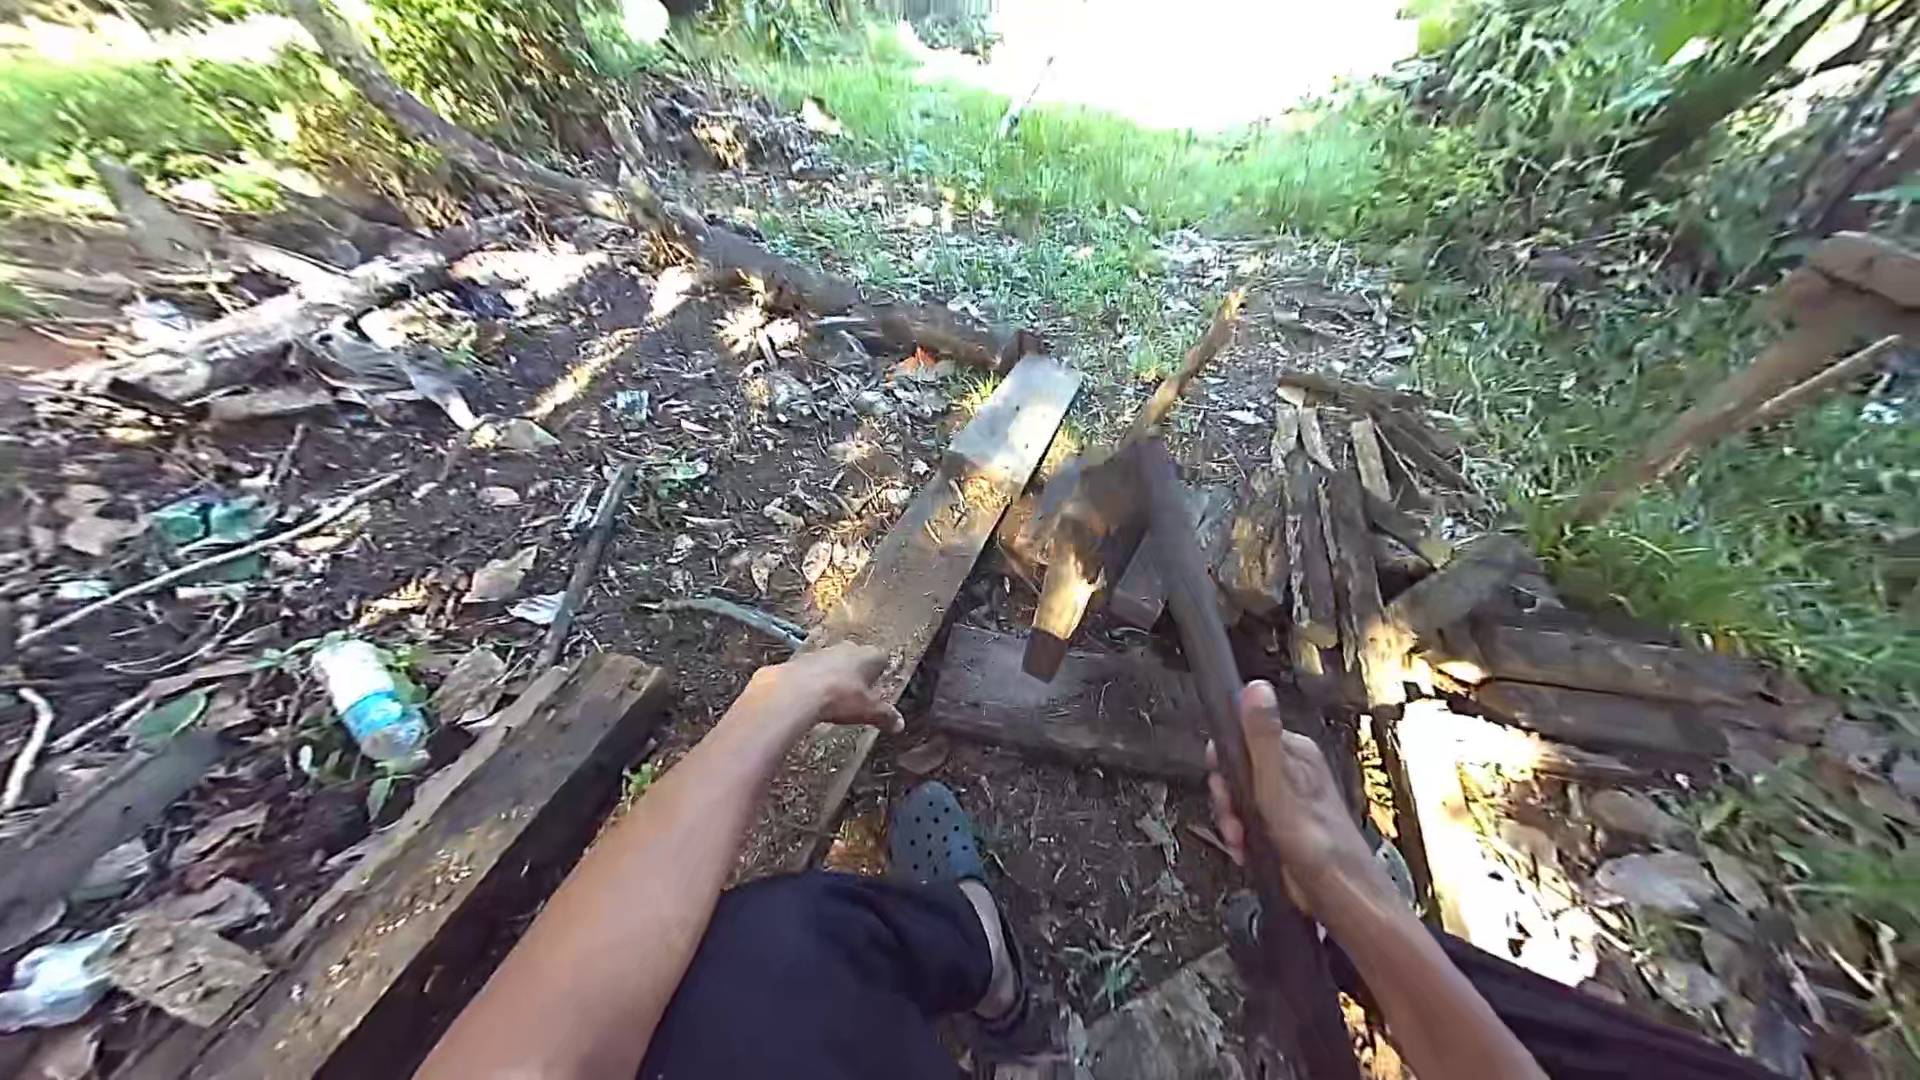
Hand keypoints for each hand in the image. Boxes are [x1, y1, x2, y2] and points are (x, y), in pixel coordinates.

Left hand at [734, 642, 903, 736]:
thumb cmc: (838, 697)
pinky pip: (811, 670)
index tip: (878, 684)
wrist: (794, 692)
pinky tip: (811, 697)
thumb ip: (884, 716)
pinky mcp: (799, 661)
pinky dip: (812, 681)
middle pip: (856, 656)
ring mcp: (820, 653)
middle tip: (857, 691)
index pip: (880, 657)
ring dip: (833, 675)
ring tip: (833, 697)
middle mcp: (845, 648)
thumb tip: (900, 725)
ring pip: (833, 662)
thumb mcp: (867, 711)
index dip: (880, 670)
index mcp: (867, 656)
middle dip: (856, 671)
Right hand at [1206, 681, 1386, 917]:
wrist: (1345, 905)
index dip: (1222, 762)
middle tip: (1236, 819)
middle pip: (1233, 769)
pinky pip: (1246, 820)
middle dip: (1227, 799)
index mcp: (1294, 751)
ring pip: (1236, 798)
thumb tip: (1256, 687)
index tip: (1225, 784)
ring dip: (1232, 821)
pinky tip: (1249, 851)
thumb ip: (1262, 736)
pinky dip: (1242, 837)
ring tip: (1243, 840)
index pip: (1238, 736)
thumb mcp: (1278, 785)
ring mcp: (1286, 799)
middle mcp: (1290, 770)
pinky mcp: (1282, 824)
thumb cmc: (1318, 847)